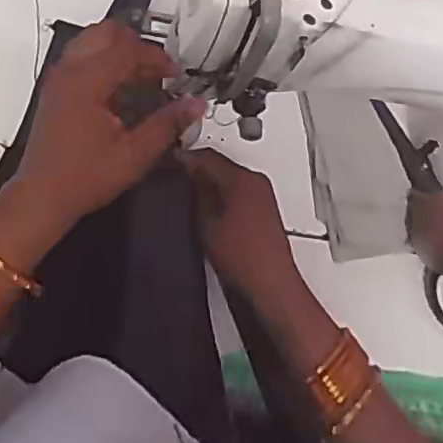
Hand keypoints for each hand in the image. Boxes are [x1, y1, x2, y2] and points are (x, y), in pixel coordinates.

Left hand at [9, 21, 204, 226]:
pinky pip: (81, 57)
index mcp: (86, 82)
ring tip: (141, 75)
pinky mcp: (55, 90)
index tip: (173, 72)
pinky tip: (120, 88)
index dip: (157, 58)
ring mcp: (59, 79)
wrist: (42, 197)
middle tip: (157, 66)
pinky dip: (103, 61)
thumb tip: (192, 106)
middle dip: (137, 44)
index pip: (128, 49)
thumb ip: (167, 125)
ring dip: (119, 50)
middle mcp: (68, 73)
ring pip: (92, 40)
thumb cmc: (77, 179)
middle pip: (106, 32)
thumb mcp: (134, 155)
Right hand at [178, 147, 303, 299]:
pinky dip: (225, 191)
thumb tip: (190, 175)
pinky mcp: (266, 207)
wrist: (270, 286)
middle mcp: (256, 181)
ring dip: (212, 179)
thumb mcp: (207, 222)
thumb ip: (197, 191)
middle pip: (221, 163)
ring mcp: (263, 194)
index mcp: (242, 179)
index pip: (208, 156)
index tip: (173, 158)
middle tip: (179, 173)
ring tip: (192, 192)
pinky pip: (240, 188)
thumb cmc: (244, 259)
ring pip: (230, 175)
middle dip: (199, 167)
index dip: (186, 156)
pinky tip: (213, 207)